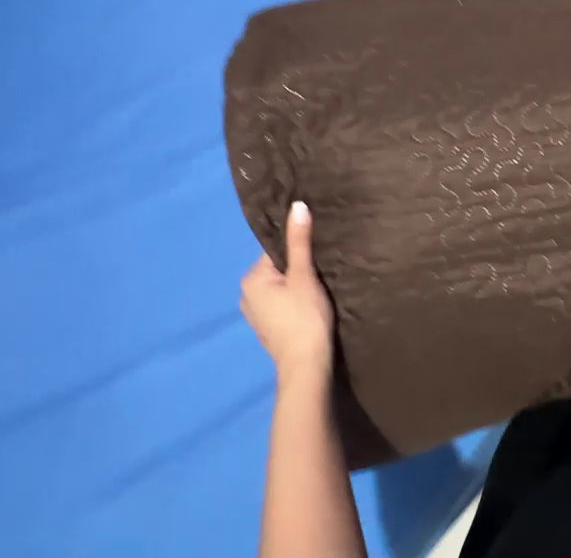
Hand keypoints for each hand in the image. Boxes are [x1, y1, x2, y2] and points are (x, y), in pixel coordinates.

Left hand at [242, 201, 336, 381]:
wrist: (306, 364)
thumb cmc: (304, 316)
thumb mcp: (304, 275)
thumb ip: (300, 241)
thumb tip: (297, 205)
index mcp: (251, 279)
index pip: (277, 251)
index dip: (299, 250)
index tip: (319, 253)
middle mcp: (247, 295)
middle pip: (278, 269)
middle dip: (298, 268)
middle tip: (323, 270)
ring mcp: (256, 314)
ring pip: (281, 287)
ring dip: (298, 285)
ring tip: (320, 287)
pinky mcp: (267, 328)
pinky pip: (281, 303)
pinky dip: (294, 301)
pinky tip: (311, 305)